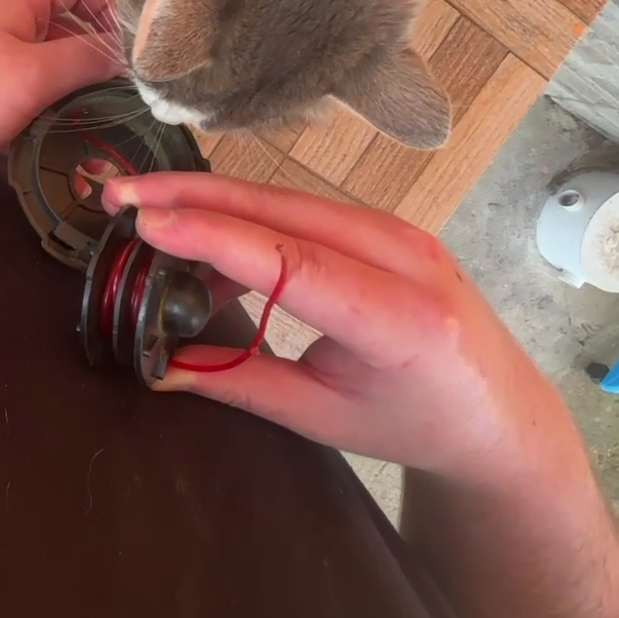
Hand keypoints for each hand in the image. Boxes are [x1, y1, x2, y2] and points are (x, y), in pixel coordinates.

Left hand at [0, 0, 121, 195]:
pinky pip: (19, 104)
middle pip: (63, 28)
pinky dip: (38, 122)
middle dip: (93, 60)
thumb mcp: (30, 74)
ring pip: (42, 73)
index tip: (131, 49)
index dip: (107, 4)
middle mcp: (1, 24)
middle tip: (126, 99)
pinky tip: (58, 151)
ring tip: (100, 130)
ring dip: (68, 98)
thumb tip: (124, 56)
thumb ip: (83, 60)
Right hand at [102, 173, 586, 492]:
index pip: (289, 261)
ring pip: (276, 198)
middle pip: (274, 208)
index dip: (211, 237)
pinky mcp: (373, 223)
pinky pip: (290, 208)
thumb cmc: (418, 423)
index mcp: (399, 318)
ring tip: (141, 216)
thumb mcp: (322, 415)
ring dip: (202, 200)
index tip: (145, 222)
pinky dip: (235, 217)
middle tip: (117, 194)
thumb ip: (237, 383)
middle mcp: (400, 256)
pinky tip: (198, 243)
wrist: (501, 411)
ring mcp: (389, 230)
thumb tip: (157, 366)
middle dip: (186, 195)